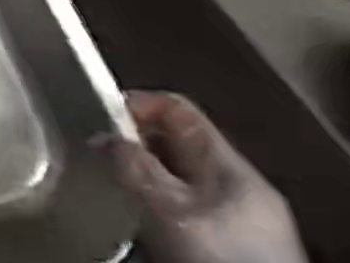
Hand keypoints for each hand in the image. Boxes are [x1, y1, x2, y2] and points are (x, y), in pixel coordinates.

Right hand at [102, 91, 307, 262]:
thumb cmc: (222, 261)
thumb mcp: (169, 210)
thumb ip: (136, 166)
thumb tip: (108, 138)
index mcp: (234, 168)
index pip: (178, 108)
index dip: (138, 104)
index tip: (103, 117)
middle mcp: (244, 190)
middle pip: (179, 145)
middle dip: (139, 147)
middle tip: (105, 158)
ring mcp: (247, 225)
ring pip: (183, 181)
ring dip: (149, 181)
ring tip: (121, 192)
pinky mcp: (239, 252)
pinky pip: (191, 212)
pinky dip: (163, 210)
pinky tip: (147, 227)